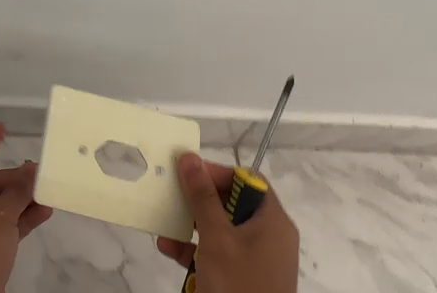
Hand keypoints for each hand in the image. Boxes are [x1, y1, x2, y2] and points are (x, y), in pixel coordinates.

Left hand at [0, 123, 53, 292]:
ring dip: (23, 200)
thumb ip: (18, 191)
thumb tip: (32, 172)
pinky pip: (3, 225)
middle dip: (16, 180)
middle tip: (41, 175)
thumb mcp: (0, 216)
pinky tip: (44, 212)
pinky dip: (21, 219)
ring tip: (48, 193)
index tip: (2, 125)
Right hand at [156, 153, 298, 292]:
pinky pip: (217, 254)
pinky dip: (194, 250)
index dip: (218, 172)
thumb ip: (202, 196)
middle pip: (231, 204)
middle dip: (197, 200)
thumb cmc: (239, 283)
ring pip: (220, 229)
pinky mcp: (242, 278)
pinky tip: (169, 249)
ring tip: (164, 224)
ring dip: (190, 226)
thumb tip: (189, 157)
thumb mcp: (216, 237)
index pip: (248, 180)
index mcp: (272, 221)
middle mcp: (268, 236)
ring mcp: (256, 260)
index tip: (189, 173)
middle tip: (171, 194)